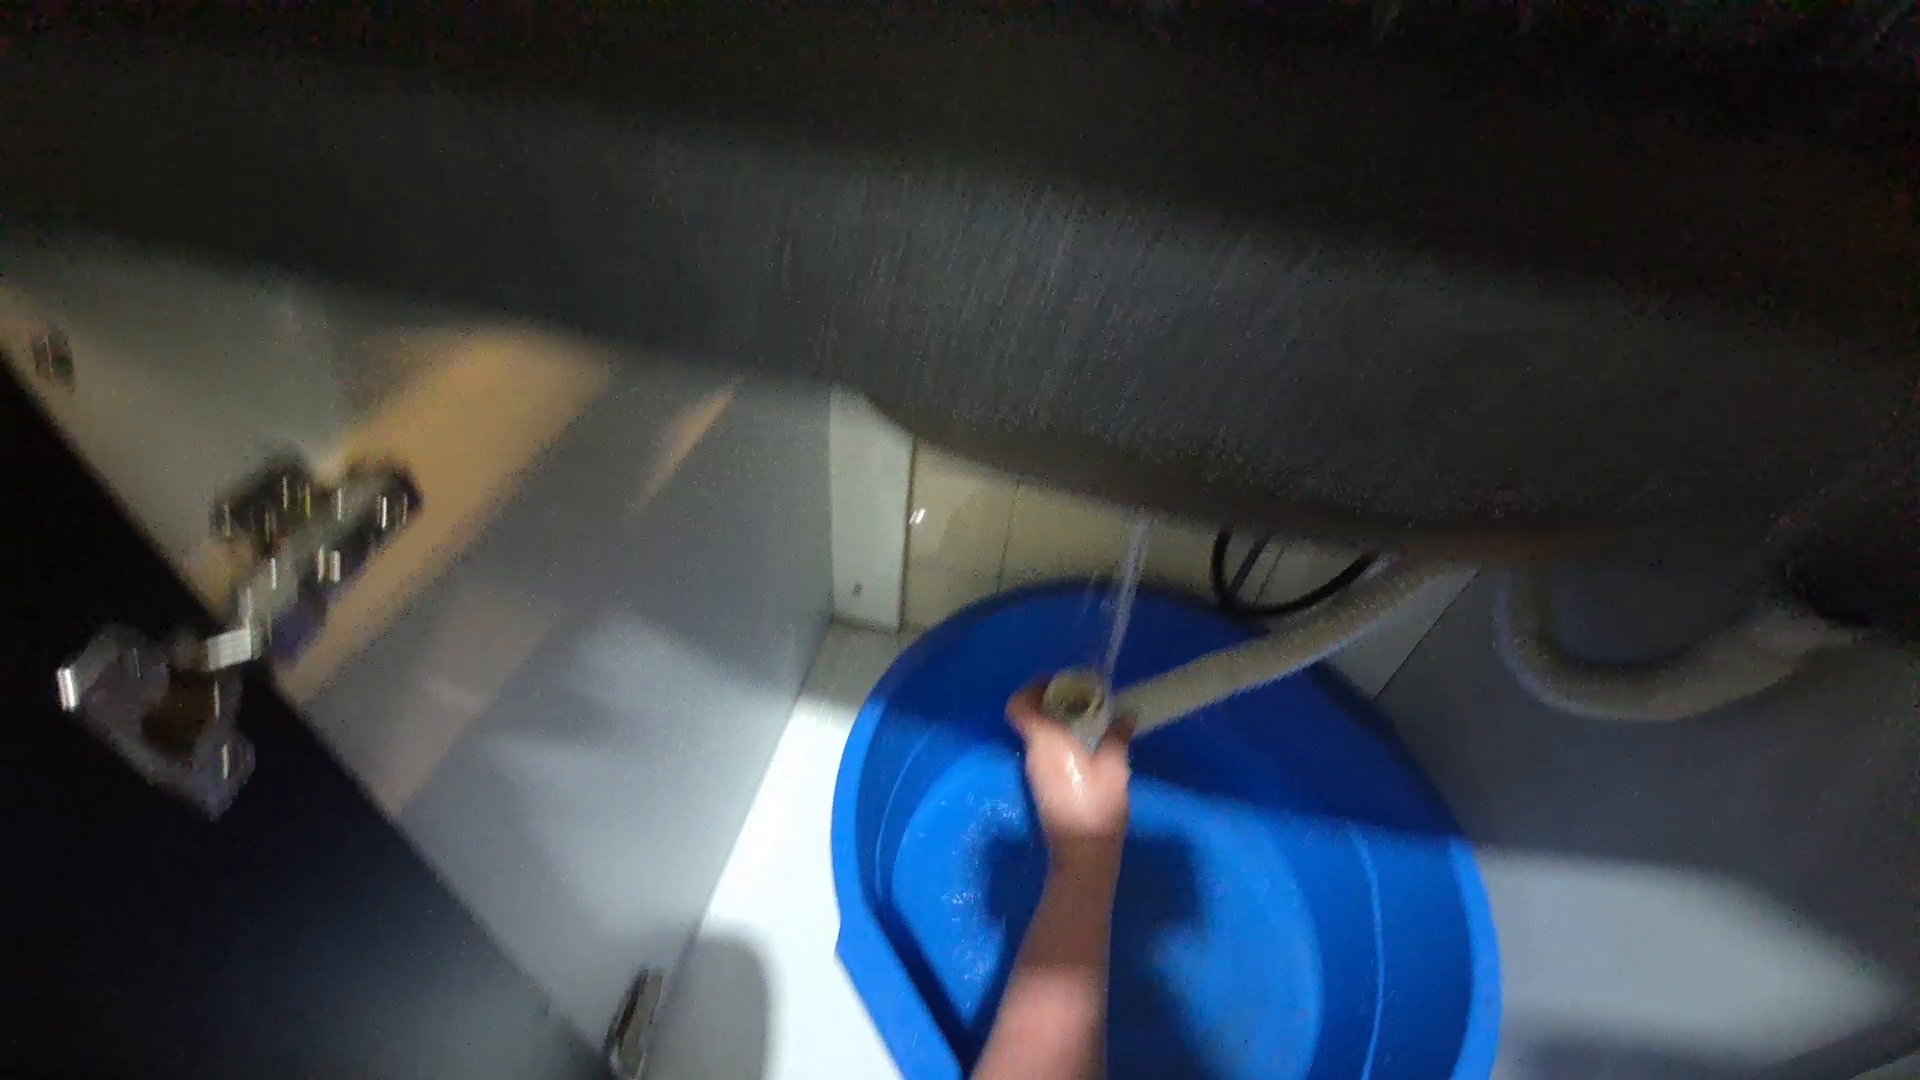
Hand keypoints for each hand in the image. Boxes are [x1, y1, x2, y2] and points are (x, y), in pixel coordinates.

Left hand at [1006, 680, 1133, 870]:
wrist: (1082, 854)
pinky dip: (1056, 737)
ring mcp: (1034, 769)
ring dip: (1053, 719)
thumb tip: (1125, 715)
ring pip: (1035, 733)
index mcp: (1046, 742)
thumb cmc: (1097, 808)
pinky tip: (1082, 741)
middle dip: (1047, 701)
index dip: (1030, 689)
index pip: (1019, 707)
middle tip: (1076, 695)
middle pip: (1027, 716)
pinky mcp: (1041, 783)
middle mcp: (1034, 752)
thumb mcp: (1115, 770)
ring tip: (1084, 715)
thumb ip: (1117, 738)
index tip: (1054, 681)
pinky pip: (1042, 748)